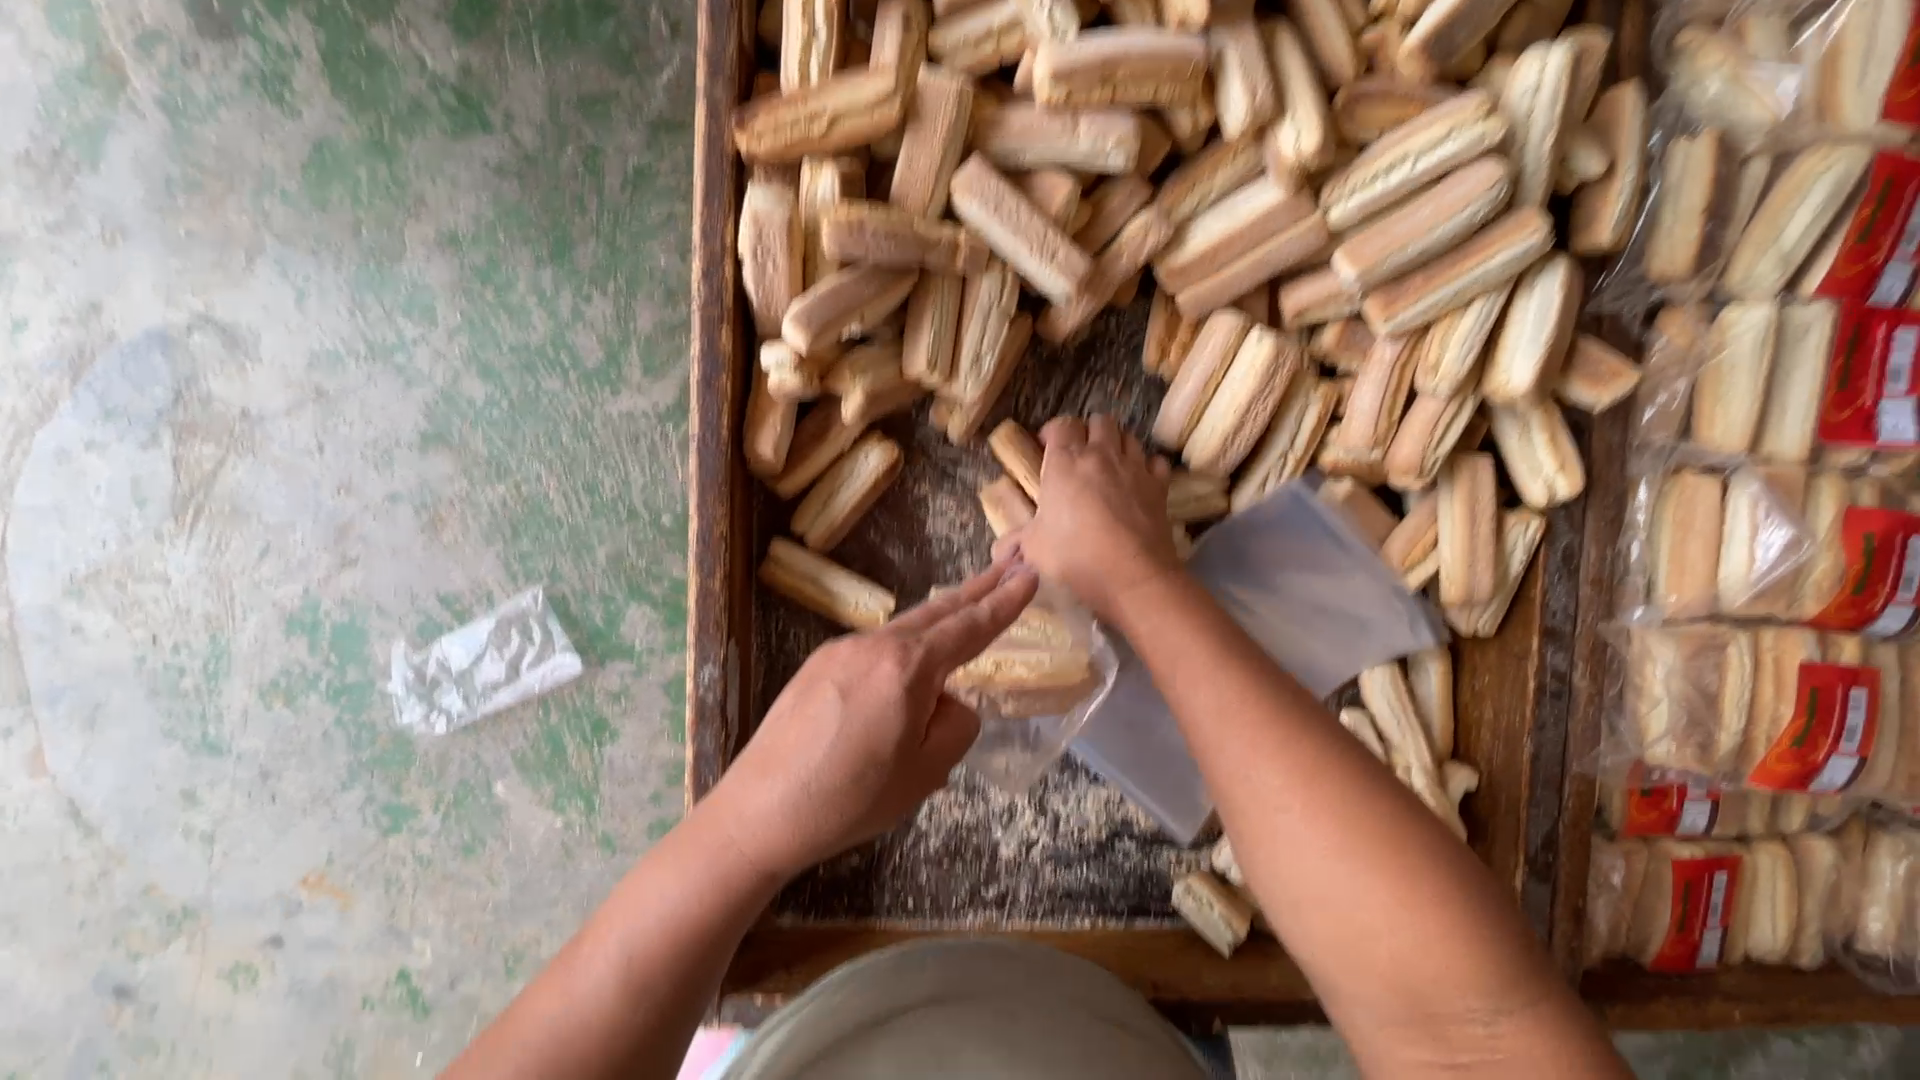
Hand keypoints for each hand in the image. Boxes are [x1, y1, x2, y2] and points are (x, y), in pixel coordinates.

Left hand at [705, 560, 1038, 880]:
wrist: (761, 811)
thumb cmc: (851, 798)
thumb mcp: (926, 771)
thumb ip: (955, 725)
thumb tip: (945, 702)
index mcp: (908, 667)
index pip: (970, 628)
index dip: (1004, 603)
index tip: (1029, 574)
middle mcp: (873, 645)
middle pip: (936, 612)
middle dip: (975, 591)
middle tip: (1006, 567)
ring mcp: (839, 651)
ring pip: (902, 633)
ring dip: (937, 624)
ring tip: (963, 618)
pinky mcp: (815, 668)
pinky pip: (873, 652)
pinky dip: (901, 654)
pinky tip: (902, 679)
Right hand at [1002, 415, 1181, 624]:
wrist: (1133, 576)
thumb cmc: (1076, 557)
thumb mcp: (1033, 550)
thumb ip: (1014, 542)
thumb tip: (999, 550)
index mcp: (1064, 463)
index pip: (1061, 425)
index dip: (1053, 431)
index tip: (1046, 448)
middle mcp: (1101, 455)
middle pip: (1098, 421)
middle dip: (1088, 432)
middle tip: (1079, 455)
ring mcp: (1134, 467)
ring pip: (1128, 435)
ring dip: (1117, 444)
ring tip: (1108, 465)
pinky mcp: (1159, 485)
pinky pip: (1154, 460)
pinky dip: (1146, 466)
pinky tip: (1138, 481)